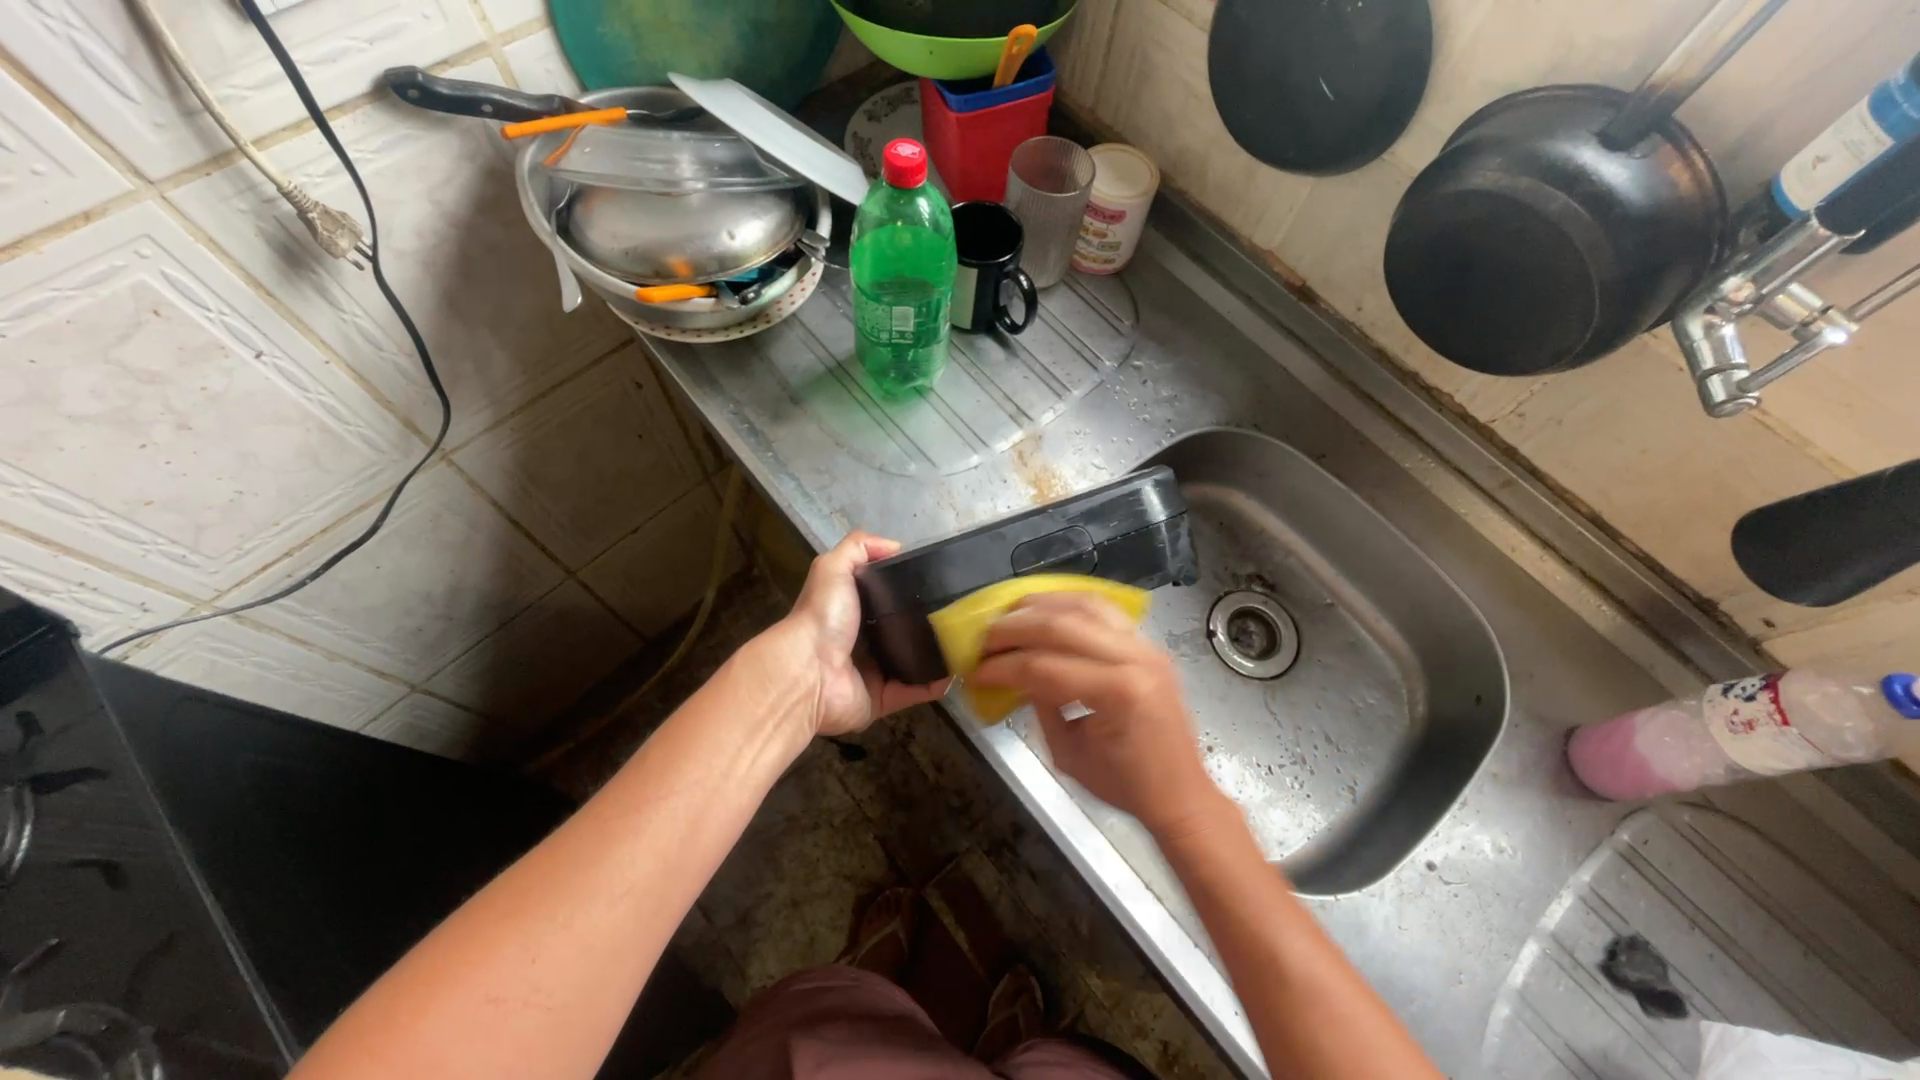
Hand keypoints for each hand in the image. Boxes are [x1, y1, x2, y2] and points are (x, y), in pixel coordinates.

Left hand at [774, 531, 949, 737]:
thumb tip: (896, 546)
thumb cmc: (822, 616)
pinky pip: (915, 691)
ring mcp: (874, 672)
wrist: (809, 671)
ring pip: (913, 662)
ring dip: (936, 655)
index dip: (908, 590)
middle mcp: (863, 641)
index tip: (939, 583)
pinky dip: (935, 684)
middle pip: (902, 631)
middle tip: (959, 614)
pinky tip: (956, 671)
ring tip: (964, 643)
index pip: (885, 598)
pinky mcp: (883, 699)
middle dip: (927, 624)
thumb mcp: (834, 568)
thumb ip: (858, 548)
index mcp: (852, 611)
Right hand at [971, 593, 1230, 837]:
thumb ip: (1041, 706)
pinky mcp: (1148, 644)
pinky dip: (1071, 603)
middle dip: (1014, 628)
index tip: (976, 672)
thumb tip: (1015, 675)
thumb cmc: (1126, 785)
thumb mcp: (1068, 753)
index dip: (1003, 667)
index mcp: (1117, 692)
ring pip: (1084, 604)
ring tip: (1009, 614)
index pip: (1044, 665)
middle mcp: (1135, 658)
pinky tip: (1047, 609)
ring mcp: (1146, 646)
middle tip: (984, 638)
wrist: (1180, 793)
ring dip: (1041, 606)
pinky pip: (1105, 610)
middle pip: (1062, 624)